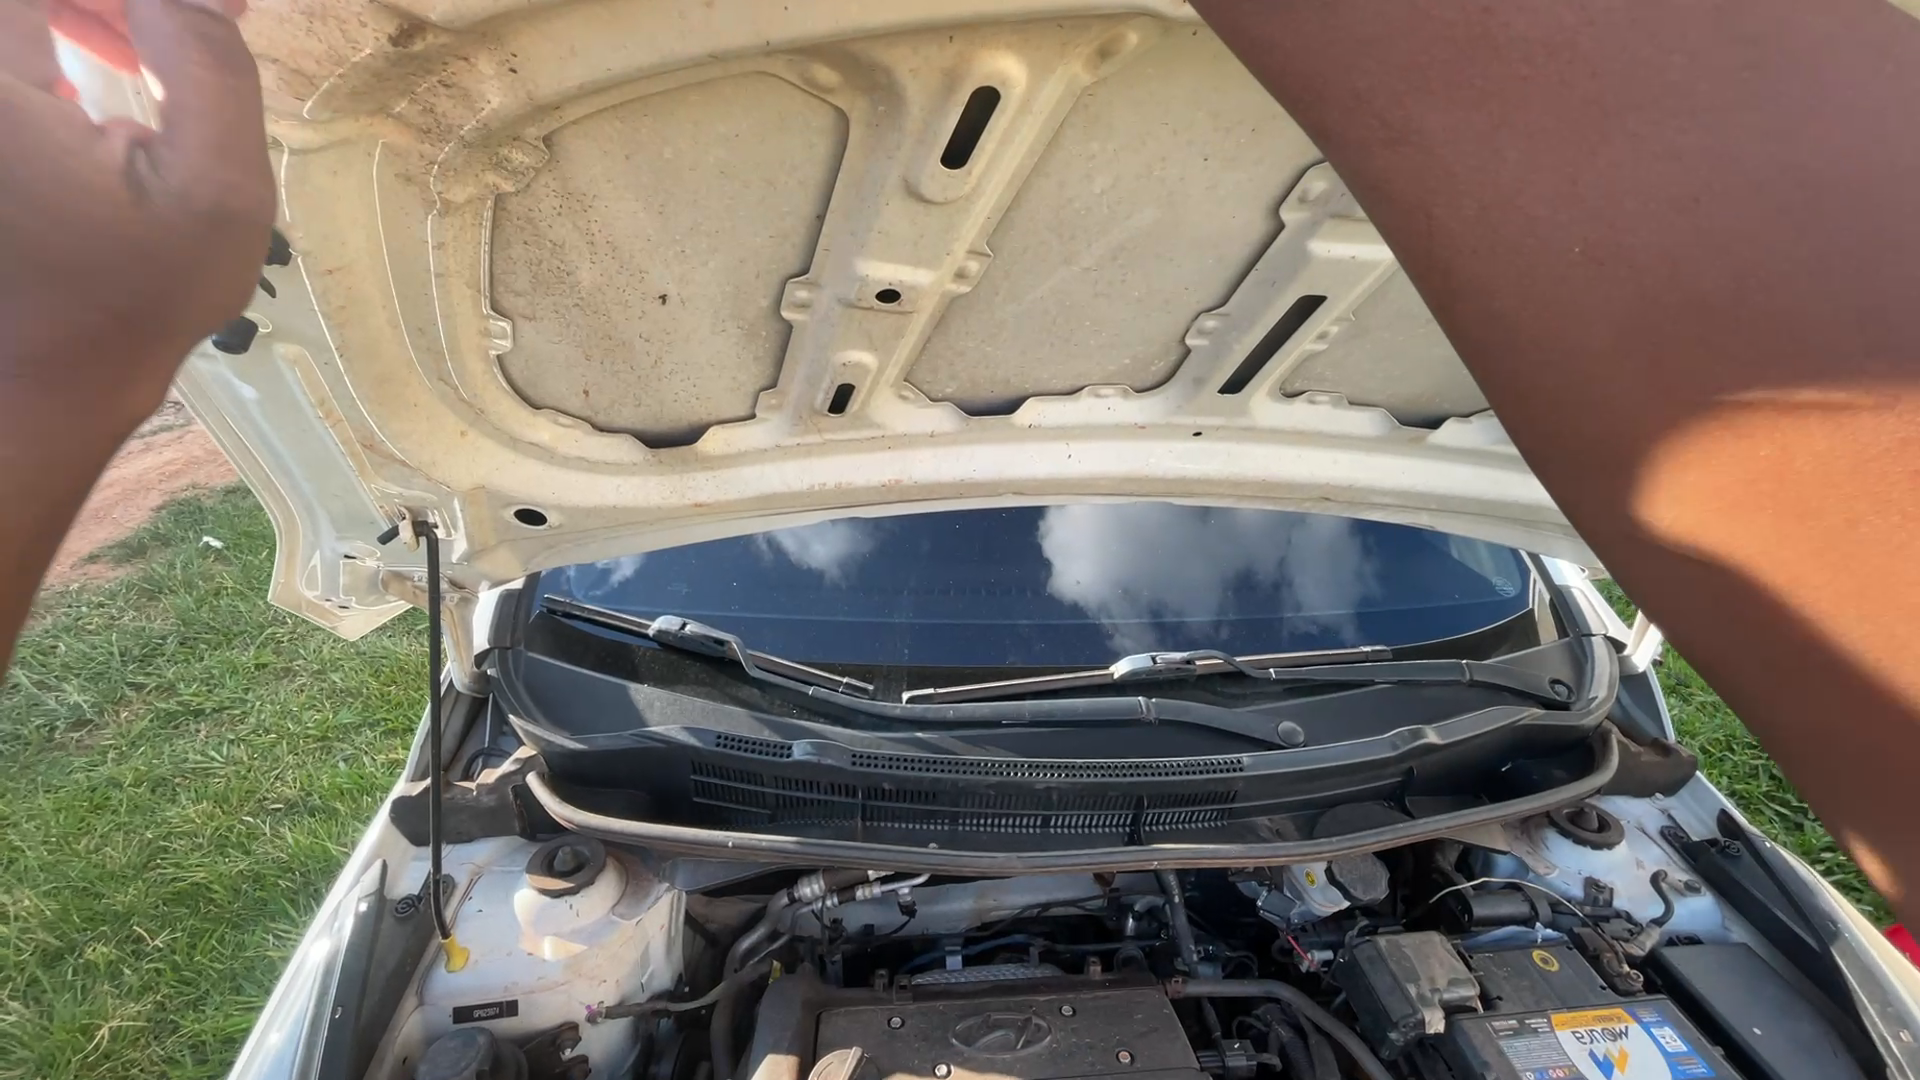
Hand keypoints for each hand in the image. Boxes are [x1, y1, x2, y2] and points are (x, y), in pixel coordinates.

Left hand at [0, 0, 272, 431]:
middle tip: (183, 26)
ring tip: (137, 49)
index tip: (216, 11)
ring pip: (21, 19)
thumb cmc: (145, 285)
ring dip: (81, 14)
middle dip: (114, 8)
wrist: (50, 357)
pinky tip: (94, 65)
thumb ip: (208, 75)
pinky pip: (14, 47)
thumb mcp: (217, 192)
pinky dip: (48, 38)